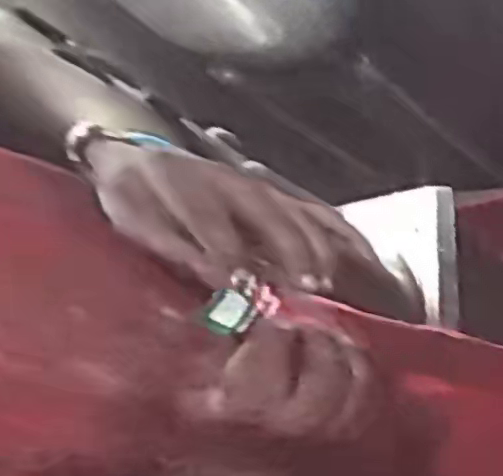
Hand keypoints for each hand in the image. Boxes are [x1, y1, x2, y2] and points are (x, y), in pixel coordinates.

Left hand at [86, 139, 385, 291]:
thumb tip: (223, 280)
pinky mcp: (288, 197)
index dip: (229, 256)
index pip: (212, 222)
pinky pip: (329, 217)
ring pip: (305, 222)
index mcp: (180, 180)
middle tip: (303, 292)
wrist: (139, 156)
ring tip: (323, 286)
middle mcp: (231, 181)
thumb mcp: (133, 220)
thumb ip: (174, 248)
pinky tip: (369, 263)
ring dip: (320, 255)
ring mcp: (266, 188)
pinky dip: (353, 240)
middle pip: (274, 221)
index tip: (245, 289)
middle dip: (291, 258)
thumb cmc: (138, 197)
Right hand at [174, 320, 373, 475]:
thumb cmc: (205, 439)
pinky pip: (375, 397)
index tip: (265, 319)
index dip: (270, 325)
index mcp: (251, 404)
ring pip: (359, 375)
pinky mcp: (362, 438)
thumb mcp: (190, 394)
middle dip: (313, 334)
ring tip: (330, 338)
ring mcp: (340, 429)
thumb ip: (213, 349)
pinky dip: (367, 374)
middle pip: (324, 358)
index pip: (272, 345)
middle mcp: (304, 417)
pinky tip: (353, 362)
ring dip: (347, 349)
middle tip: (303, 325)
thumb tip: (234, 310)